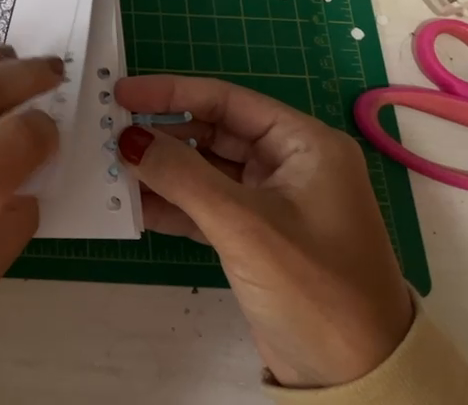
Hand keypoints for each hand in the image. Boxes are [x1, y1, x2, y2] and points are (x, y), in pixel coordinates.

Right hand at [114, 75, 413, 389]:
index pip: (227, 100)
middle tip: (109, 131)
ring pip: (204, 168)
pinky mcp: (255, 237)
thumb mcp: (244, 225)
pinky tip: (132, 203)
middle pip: (212, 131)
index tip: (123, 92)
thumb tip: (128, 138)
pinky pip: (204, 204)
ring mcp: (271, 201)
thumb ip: (181, 174)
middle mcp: (289, 164)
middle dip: (162, 133)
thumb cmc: (315, 289)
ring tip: (111, 165)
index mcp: (304, 144)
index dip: (171, 93)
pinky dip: (171, 203)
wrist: (358, 384)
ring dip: (161, 169)